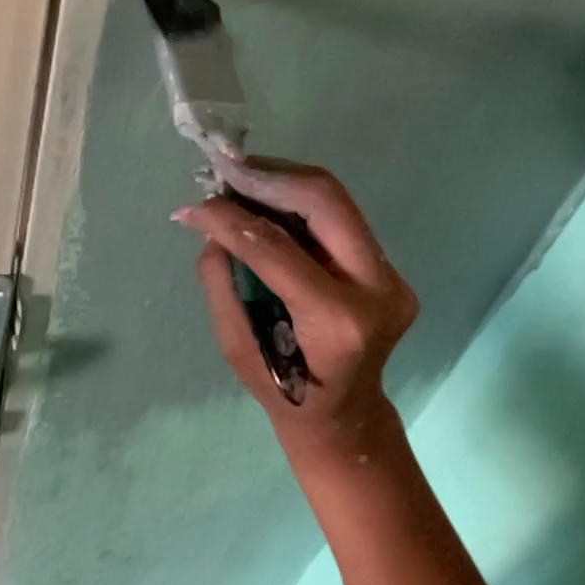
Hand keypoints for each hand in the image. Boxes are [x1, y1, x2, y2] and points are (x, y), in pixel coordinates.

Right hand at [173, 153, 417, 454]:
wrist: (346, 415)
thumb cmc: (283, 391)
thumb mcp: (235, 345)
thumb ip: (221, 281)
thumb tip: (213, 225)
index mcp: (337, 321)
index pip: (275, 248)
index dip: (229, 220)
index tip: (193, 208)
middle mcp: (376, 289)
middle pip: (324, 201)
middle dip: (267, 176)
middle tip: (223, 169)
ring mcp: (391, 275)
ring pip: (334, 199)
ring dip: (281, 180)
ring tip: (237, 178)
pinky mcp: (388, 267)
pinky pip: (337, 217)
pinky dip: (294, 200)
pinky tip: (262, 199)